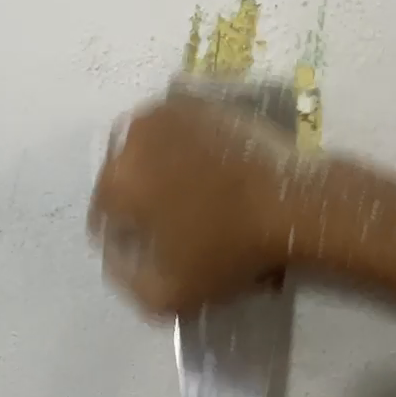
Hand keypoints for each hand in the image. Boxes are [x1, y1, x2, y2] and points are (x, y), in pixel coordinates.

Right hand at [89, 95, 297, 314]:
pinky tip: (210, 169)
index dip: (124, 236)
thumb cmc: (229, 249)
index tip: (151, 248)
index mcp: (117, 179)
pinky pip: (178, 130)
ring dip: (159, 169)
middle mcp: (131, 135)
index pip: (102, 214)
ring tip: (193, 193)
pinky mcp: (201, 101)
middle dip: (139, 197)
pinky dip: (185, 147)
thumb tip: (114, 255)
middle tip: (173, 221)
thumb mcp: (167, 295)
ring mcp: (168, 112)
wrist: (293, 202)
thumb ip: (124, 278)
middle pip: (122, 176)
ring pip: (148, 149)